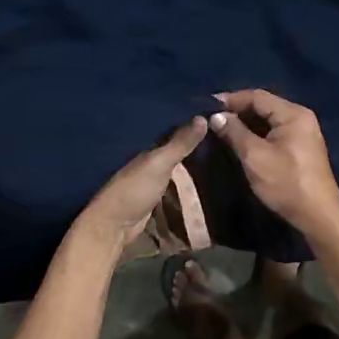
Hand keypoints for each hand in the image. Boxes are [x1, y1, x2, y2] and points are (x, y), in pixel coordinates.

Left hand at [71, 117, 207, 254]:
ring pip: (177, 163)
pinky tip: (205, 174)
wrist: (115, 226)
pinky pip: (176, 180)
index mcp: (146, 145)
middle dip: (194, 140)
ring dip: (192, 160)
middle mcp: (150, 157)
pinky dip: (187, 178)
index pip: (172, 126)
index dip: (190, 119)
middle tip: (222, 132)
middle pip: (175, 145)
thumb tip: (203, 117)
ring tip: (219, 150)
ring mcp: (153, 176)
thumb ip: (180, 143)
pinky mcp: (156, 194)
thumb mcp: (159, 163)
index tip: (214, 112)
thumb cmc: (134, 189)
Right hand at [209, 90, 338, 240]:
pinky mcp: (300, 147)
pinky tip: (240, 141)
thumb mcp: (255, 156)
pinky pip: (274, 131)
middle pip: (263, 106)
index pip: (257, 96)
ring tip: (222, 129)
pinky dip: (256, 134)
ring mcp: (302, 132)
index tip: (207, 106)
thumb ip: (235, 132)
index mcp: (293, 114)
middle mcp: (300, 116)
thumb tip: (216, 116)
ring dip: (246, 123)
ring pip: (268, 119)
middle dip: (238, 111)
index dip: (231, 99)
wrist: (318, 216)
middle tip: (212, 118)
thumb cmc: (286, 184)